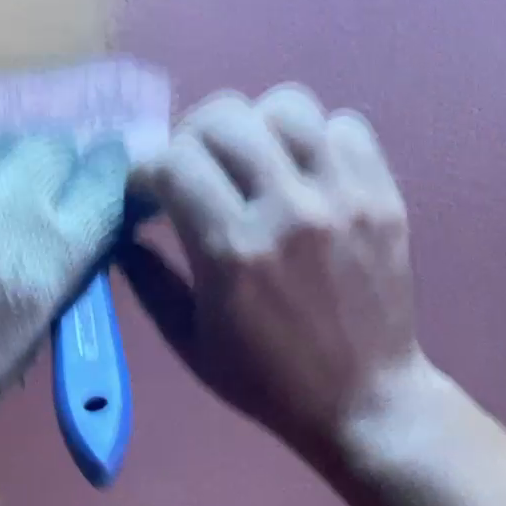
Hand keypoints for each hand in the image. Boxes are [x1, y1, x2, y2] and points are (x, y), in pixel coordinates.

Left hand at [0, 136, 128, 486]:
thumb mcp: (40, 321)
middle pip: (46, 147)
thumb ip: (68, 257)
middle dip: (49, 165)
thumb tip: (85, 203)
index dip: (100, 170)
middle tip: (34, 186)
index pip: (99, 176)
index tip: (96, 171)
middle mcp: (0, 212)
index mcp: (46, 257)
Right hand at [119, 84, 421, 457]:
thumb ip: (150, 284)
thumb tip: (122, 236)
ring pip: (285, 105)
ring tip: (246, 165)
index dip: (146, 172)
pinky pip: (343, 125)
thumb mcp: (190, 343)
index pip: (172, 162)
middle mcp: (287, 210)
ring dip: (250, 128)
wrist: (363, 399)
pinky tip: (299, 176)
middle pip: (223, 116)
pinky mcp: (383, 193)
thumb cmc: (264, 381)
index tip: (146, 196)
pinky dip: (310, 140)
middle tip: (189, 173)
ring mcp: (342, 195)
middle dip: (188, 138)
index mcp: (231, 253)